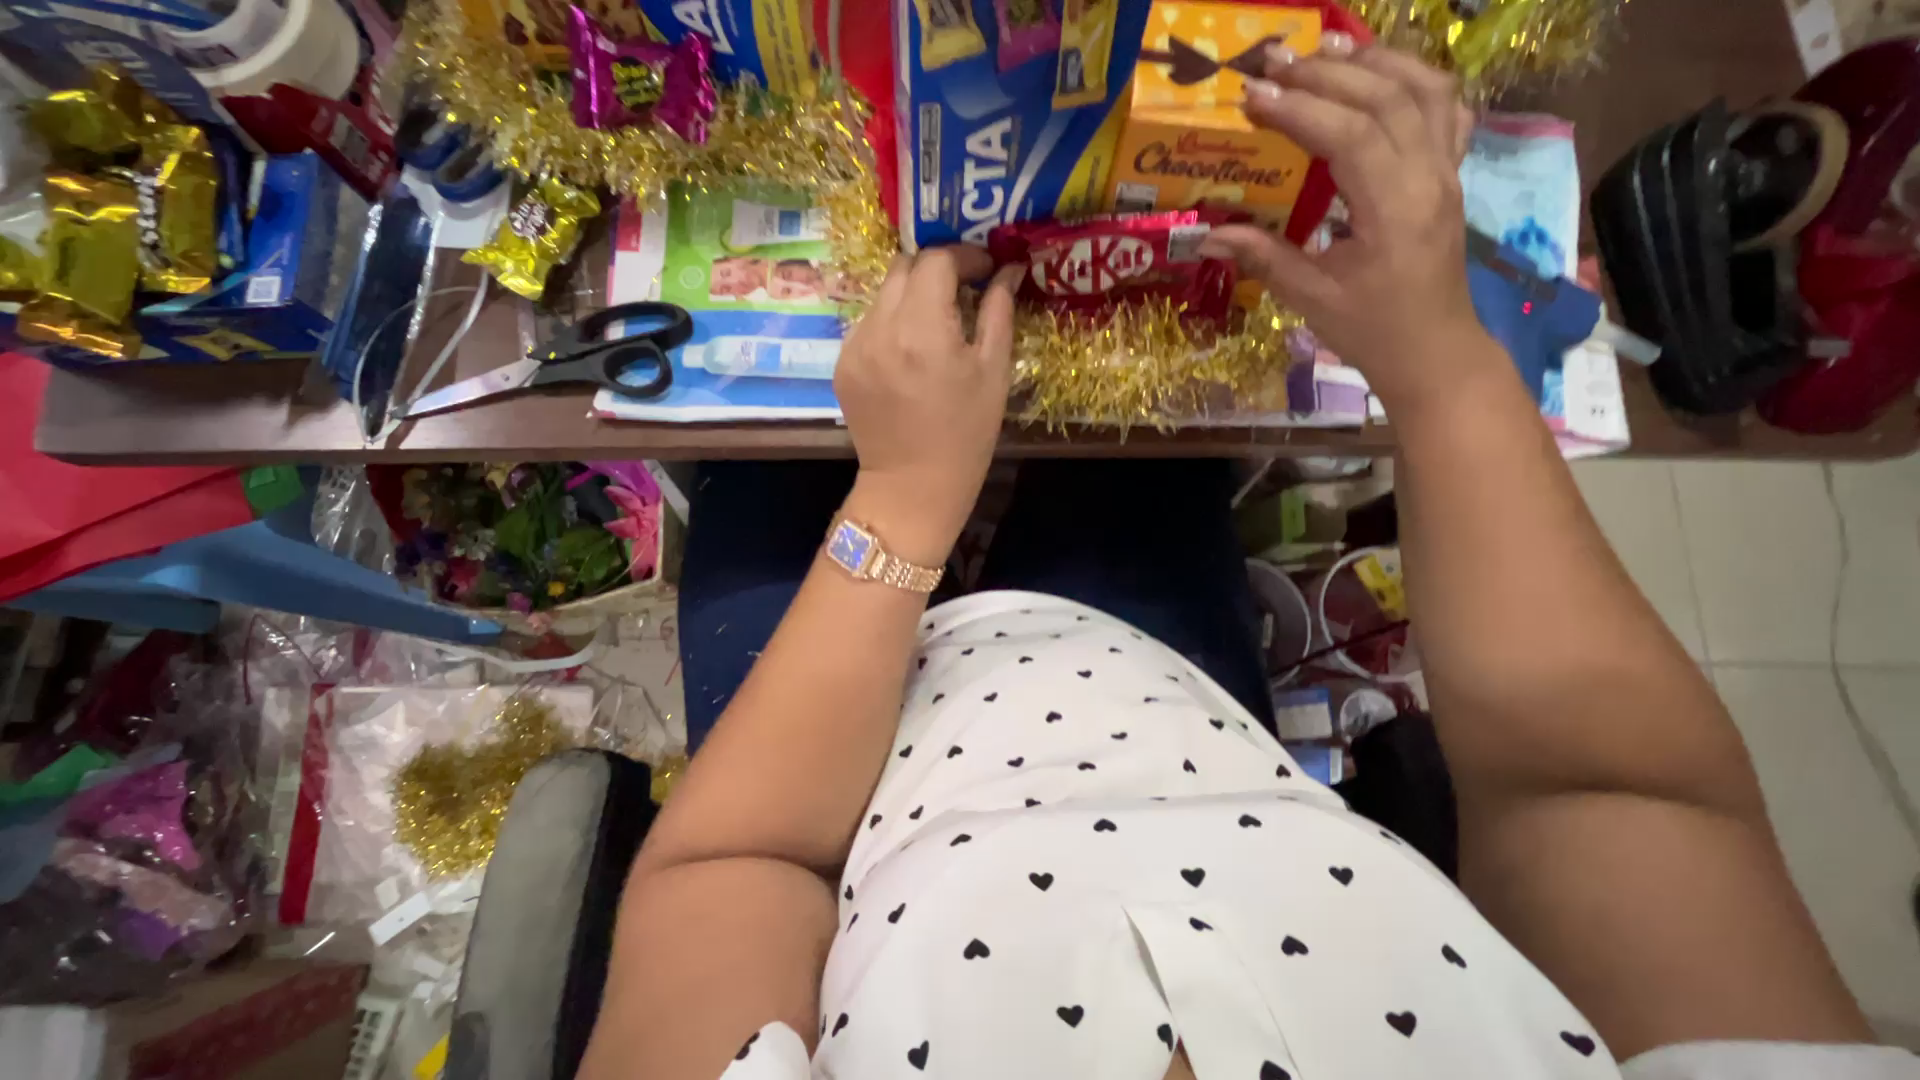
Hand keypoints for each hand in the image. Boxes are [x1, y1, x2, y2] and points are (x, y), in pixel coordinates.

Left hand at [835, 246, 1021, 563]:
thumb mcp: (993, 371)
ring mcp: (854, 346)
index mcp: (922, 328)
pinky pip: (869, 324)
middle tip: (963, 289)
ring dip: (912, 296)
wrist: (912, 486)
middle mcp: (880, 328)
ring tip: (936, 324)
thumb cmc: (966, 434)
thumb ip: (999, 311)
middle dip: (935, 269)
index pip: (936, 260)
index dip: (965, 256)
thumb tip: (1007, 269)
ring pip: (883, 294)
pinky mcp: (842, 364)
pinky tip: (910, 354)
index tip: (985, 269)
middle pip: (903, 266)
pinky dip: (892, 324)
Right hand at [1200, 39, 1500, 406]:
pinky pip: (1444, 107)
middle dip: (1328, 72)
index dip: (1302, 108)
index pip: (1353, 136)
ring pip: (1423, 88)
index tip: (1255, 94)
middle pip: (1387, 98)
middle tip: (1274, 62)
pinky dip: (1412, 78)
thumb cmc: (1371, 330)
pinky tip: (1376, 72)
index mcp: (1394, 212)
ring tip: (1323, 47)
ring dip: (1373, 60)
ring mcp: (1447, 171)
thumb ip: (1264, 257)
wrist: (1433, 349)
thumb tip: (1207, 234)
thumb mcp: (1311, 299)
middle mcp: (1429, 178)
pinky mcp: (1450, 173)